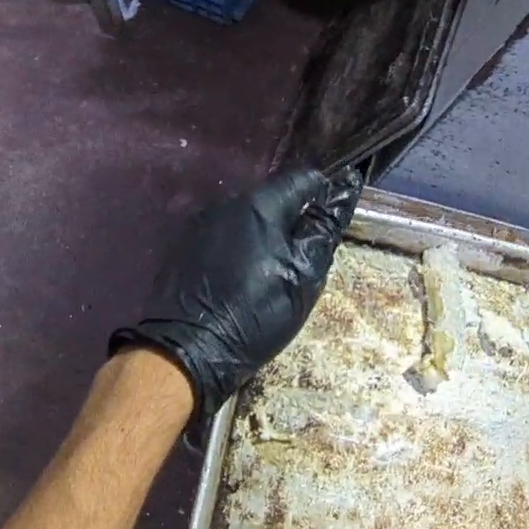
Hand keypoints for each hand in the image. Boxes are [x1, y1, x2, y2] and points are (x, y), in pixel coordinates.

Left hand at [112, 168, 361, 433]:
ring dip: (265, 234)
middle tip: (305, 255)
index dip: (325, 193)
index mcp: (260, 205)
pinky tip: (241, 276)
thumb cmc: (255, 314)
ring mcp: (201, 224)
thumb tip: (345, 191)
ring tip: (272, 269)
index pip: (304, 178)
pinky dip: (239, 247)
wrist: (187, 351)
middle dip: (293, 218)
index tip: (332, 219)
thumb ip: (324, 230)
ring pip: (248, 218)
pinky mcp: (184, 246)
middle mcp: (227, 204)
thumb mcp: (303, 277)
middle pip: (273, 198)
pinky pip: (224, 235)